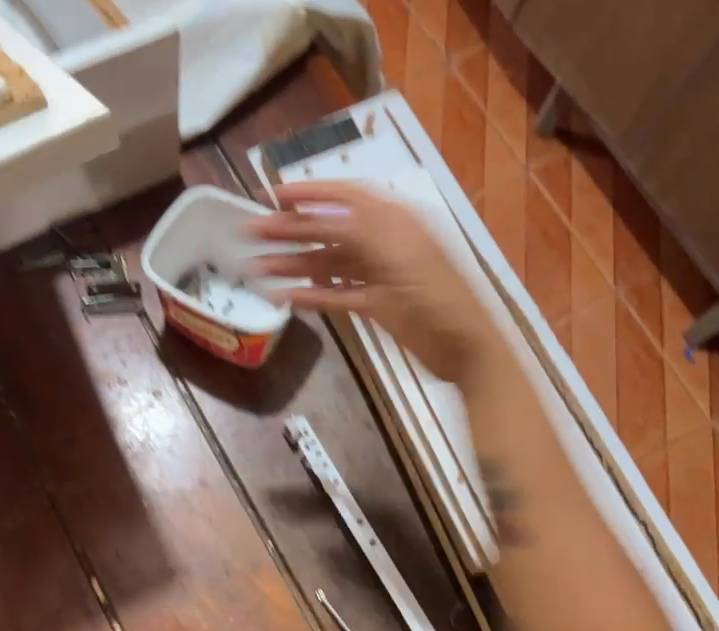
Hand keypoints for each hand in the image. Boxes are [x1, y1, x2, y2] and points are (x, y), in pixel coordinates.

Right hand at [247, 181, 496, 384]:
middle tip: (251, 231)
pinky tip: (284, 295)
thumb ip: (364, 231)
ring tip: (257, 267)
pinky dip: (311, 295)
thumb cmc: (441, 298)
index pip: (347, 197)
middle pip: (330, 230)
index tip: (272, 195)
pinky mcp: (376, 305)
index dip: (310, 193)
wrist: (466, 348)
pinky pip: (337, 295)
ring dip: (293, 263)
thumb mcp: (404, 256)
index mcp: (395, 222)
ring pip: (328, 264)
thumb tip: (323, 213)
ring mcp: (379, 275)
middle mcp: (384, 242)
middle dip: (291, 229)